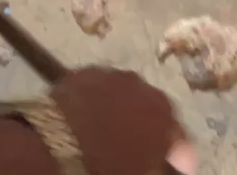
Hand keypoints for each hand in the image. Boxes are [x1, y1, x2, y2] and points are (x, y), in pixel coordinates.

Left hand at [49, 67, 195, 174]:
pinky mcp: (81, 72)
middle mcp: (140, 86)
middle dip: (152, 129)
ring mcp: (110, 74)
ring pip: (126, 94)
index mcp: (163, 114)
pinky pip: (100, 88)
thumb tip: (155, 162)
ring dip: (125, 112)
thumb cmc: (107, 167)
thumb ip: (155, 164)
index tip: (177, 168)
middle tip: (145, 151)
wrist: (54, 146)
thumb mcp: (141, 171)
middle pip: (153, 109)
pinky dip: (100, 102)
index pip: (182, 138)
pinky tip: (92, 120)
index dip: (180, 156)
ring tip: (116, 134)